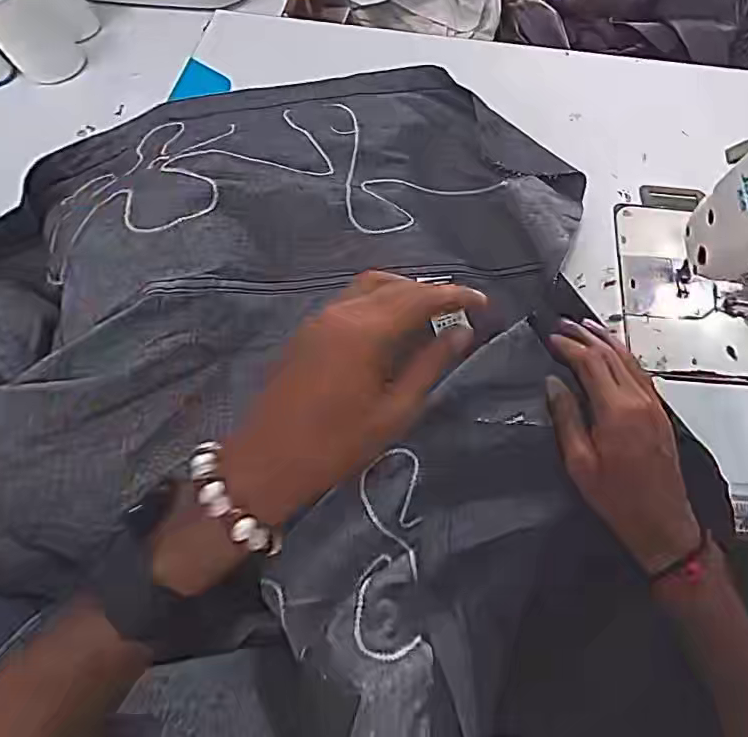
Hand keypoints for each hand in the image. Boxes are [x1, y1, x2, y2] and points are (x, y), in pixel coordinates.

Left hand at [224, 271, 486, 528]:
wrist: (265, 463)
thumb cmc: (336, 445)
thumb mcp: (394, 412)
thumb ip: (430, 366)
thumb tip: (461, 332)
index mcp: (366, 331)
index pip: (420, 297)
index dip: (455, 295)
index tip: (482, 302)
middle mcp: (342, 312)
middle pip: (396, 285)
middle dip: (432, 291)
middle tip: (460, 309)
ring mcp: (321, 317)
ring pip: (371, 285)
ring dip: (404, 290)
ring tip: (429, 312)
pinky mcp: (308, 329)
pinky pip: (351, 297)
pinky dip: (379, 298)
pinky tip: (392, 324)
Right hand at [545, 320, 702, 573]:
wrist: (662, 524)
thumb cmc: (620, 500)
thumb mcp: (580, 463)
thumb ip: (566, 418)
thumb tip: (553, 385)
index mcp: (617, 411)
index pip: (590, 363)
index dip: (568, 346)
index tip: (552, 338)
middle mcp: (639, 401)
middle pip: (610, 354)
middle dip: (584, 335)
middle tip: (564, 325)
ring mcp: (653, 404)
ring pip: (628, 358)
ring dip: (605, 339)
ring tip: (586, 327)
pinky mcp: (660, 412)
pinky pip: (640, 372)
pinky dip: (622, 355)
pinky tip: (613, 352)